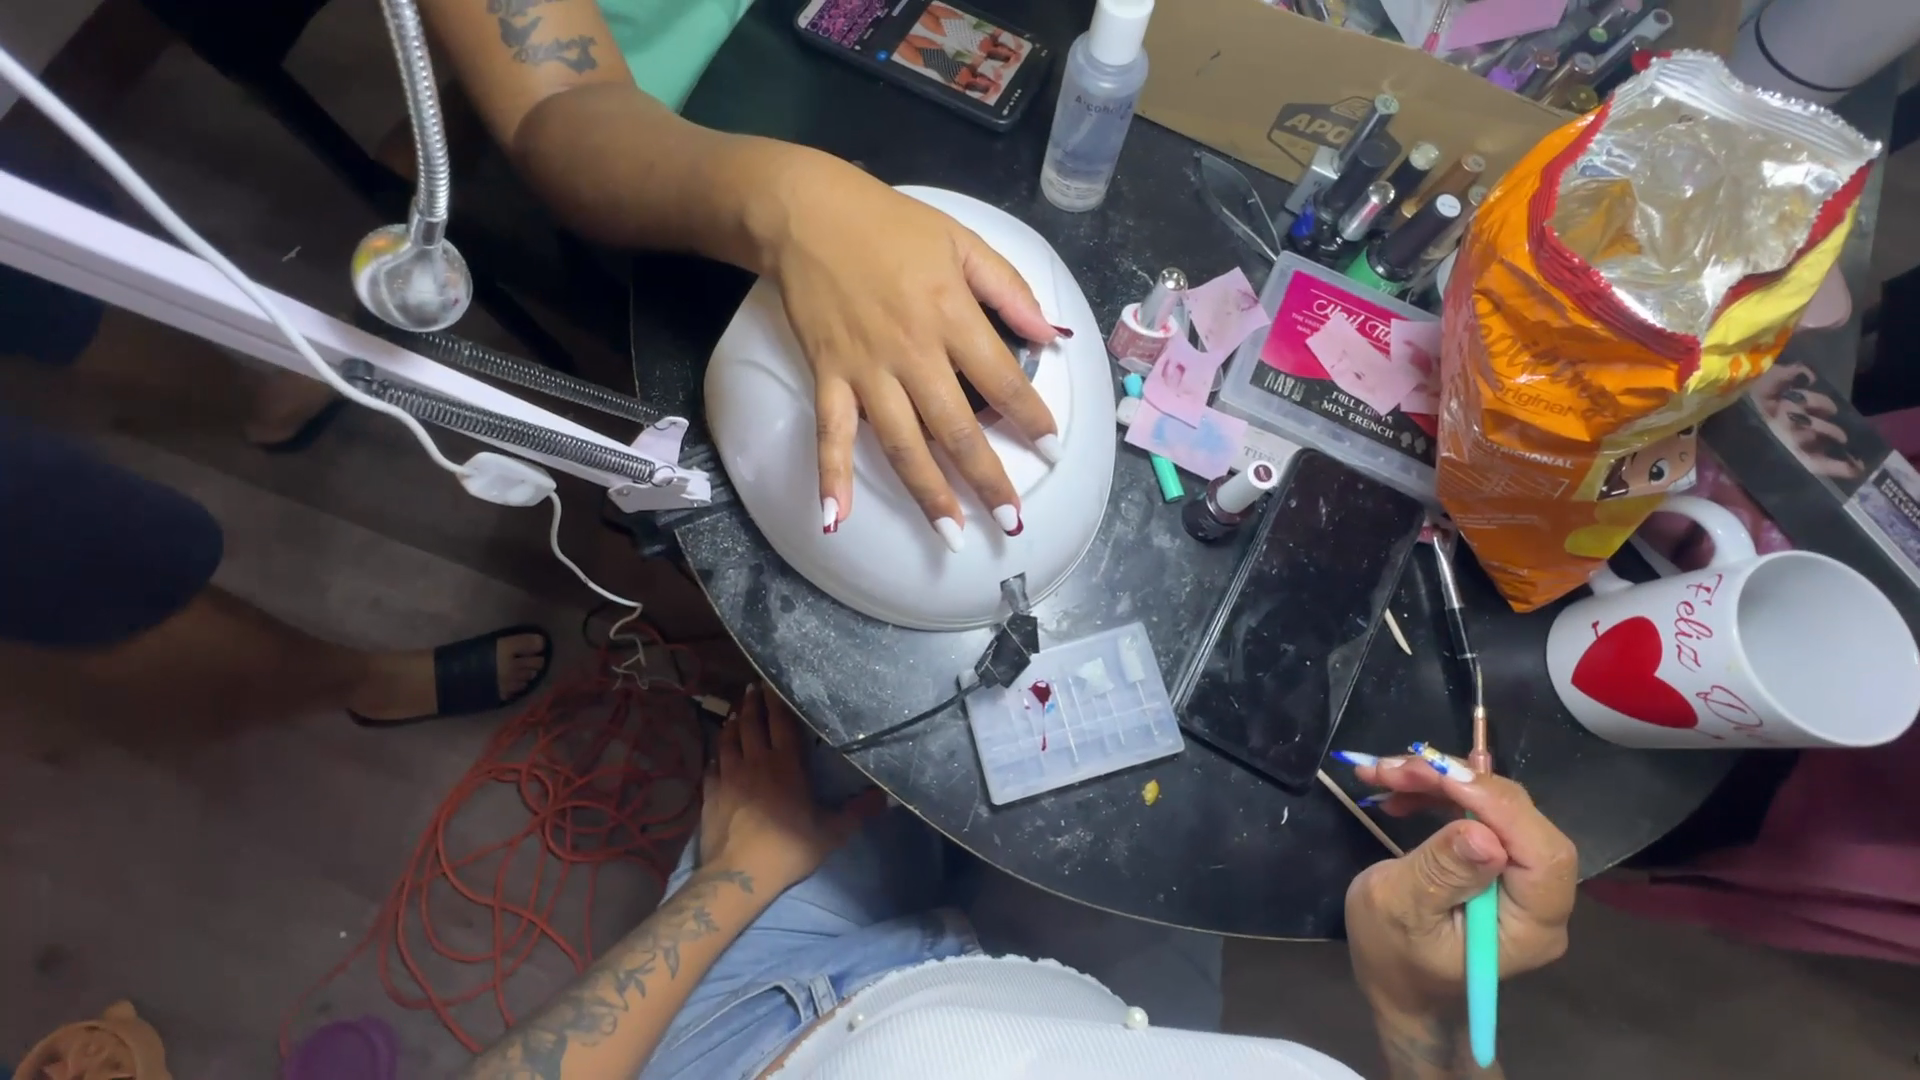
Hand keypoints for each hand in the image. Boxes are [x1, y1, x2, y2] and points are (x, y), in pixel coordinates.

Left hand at [698, 684, 879, 891]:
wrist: (740, 875)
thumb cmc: (789, 849)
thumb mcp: (831, 833)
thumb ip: (857, 812)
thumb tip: (885, 797)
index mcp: (787, 764)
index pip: (782, 722)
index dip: (778, 701)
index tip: (773, 682)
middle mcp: (756, 761)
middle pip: (753, 723)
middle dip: (754, 703)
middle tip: (753, 687)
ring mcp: (730, 776)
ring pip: (729, 739)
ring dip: (733, 722)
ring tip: (736, 712)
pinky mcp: (711, 793)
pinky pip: (713, 765)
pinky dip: (717, 754)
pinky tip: (718, 754)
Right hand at [760, 152, 1060, 548]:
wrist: (807, 212)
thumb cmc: (891, 226)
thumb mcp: (962, 241)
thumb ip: (1009, 289)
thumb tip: (1051, 338)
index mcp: (952, 315)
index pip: (1003, 380)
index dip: (1032, 419)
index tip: (1053, 451)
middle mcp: (913, 352)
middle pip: (957, 428)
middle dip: (987, 478)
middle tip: (1011, 523)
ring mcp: (866, 370)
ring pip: (902, 443)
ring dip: (928, 492)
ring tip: (953, 536)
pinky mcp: (827, 377)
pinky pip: (829, 433)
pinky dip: (831, 476)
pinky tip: (837, 519)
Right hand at [1342, 753, 1576, 1020]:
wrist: (1395, 982)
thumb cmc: (1391, 954)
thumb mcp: (1400, 910)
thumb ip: (1439, 872)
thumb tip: (1481, 833)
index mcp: (1529, 926)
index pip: (1541, 854)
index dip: (1498, 806)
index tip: (1439, 774)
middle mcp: (1539, 900)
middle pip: (1520, 820)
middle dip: (1458, 781)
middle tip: (1395, 768)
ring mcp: (1519, 880)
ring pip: (1496, 807)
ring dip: (1439, 780)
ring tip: (1384, 774)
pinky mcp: (1496, 863)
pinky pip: (1478, 813)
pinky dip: (1437, 792)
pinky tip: (1399, 791)